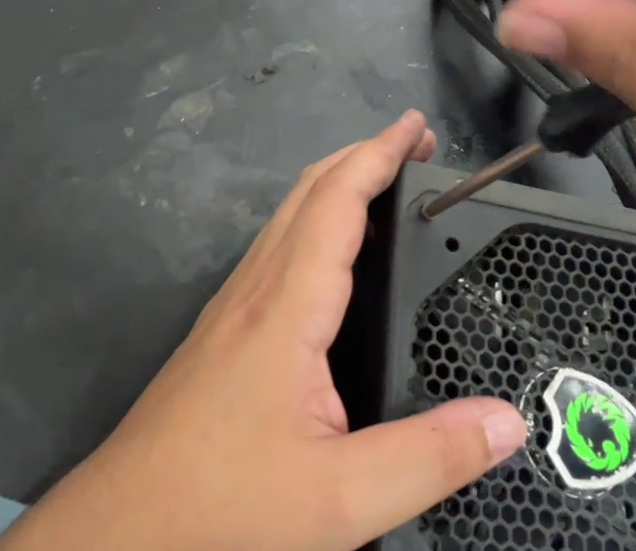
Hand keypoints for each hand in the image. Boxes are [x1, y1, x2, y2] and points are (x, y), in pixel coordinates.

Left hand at [0, 112, 527, 549]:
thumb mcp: (342, 497)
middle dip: (361, 153)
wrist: (128, 521)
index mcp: (287, 307)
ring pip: (287, 215)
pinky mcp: (224, 327)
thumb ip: (430, 457)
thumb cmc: (226, 502)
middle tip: (414, 143)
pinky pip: (277, 246)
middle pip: (308, 191)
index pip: (337, 202)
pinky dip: (315, 217)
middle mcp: (256, 288)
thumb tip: (506, 420)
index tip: (415, 124)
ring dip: (336, 181)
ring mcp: (234, 304)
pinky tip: (334, 250)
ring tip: (383, 180)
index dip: (378, 154)